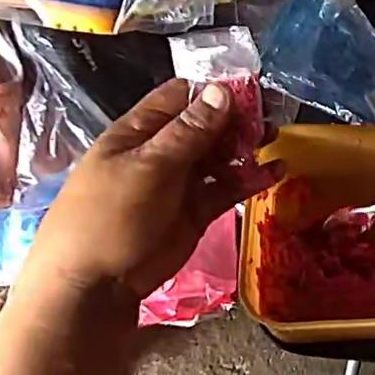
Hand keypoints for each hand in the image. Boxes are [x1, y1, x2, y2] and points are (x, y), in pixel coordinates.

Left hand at [21, 78, 282, 305]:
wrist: (97, 285)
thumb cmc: (111, 217)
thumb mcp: (150, 168)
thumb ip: (190, 132)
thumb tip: (221, 91)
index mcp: (141, 132)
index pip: (182, 97)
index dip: (215, 90)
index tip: (253, 89)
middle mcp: (164, 151)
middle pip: (208, 124)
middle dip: (239, 118)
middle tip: (271, 117)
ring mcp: (183, 181)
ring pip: (223, 154)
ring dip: (248, 146)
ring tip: (274, 140)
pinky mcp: (199, 208)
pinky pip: (230, 186)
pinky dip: (253, 177)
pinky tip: (277, 171)